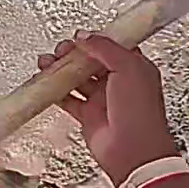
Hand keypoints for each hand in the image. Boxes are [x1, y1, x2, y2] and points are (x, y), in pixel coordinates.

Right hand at [37, 32, 178, 185]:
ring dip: (61, 70)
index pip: (111, 46)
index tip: (79, 36)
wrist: (133, 151)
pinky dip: (56, 92)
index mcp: (134, 67)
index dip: (95, 39)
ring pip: (77, 78)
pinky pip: (69, 99)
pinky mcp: (89, 115)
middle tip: (61, 50)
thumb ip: (105, 48)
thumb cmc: (141, 113)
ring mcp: (103, 99)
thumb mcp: (127, 68)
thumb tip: (87, 36)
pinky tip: (47, 84)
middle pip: (90, 61)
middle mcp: (119, 82)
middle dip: (73, 53)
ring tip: (47, 62)